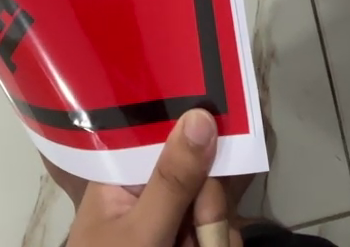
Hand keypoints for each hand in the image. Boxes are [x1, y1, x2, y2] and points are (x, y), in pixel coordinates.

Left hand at [67, 110, 238, 246]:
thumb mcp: (140, 232)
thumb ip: (172, 179)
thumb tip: (202, 114)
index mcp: (124, 175)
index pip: (170, 135)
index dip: (200, 141)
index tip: (225, 142)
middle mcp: (149, 193)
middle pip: (203, 177)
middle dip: (209, 211)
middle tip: (193, 240)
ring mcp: (170, 223)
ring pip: (217, 212)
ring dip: (214, 239)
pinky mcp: (185, 244)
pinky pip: (220, 238)